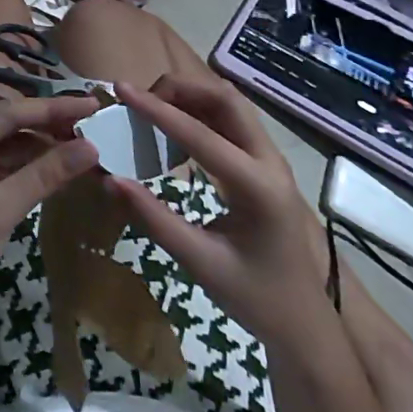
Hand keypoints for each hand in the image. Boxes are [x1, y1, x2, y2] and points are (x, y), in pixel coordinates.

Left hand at [0, 96, 100, 318]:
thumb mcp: (1, 210)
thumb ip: (46, 174)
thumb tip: (93, 147)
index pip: (10, 112)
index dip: (53, 107)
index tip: (93, 103)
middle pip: (15, 122)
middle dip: (54, 122)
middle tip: (98, 120)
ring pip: (18, 141)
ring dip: (51, 142)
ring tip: (92, 138)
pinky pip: (16, 162)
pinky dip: (42, 162)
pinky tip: (70, 162)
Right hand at [103, 78, 324, 345]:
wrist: (302, 322)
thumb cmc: (254, 297)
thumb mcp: (200, 263)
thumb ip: (154, 219)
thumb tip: (109, 179)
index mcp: (259, 188)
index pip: (202, 135)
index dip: (158, 110)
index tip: (123, 91)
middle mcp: (270, 161)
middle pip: (226, 99)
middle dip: (180, 89)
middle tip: (140, 100)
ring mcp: (270, 159)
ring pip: (230, 105)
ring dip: (190, 96)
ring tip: (151, 109)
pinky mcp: (263, 163)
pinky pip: (230, 122)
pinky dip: (199, 113)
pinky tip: (173, 132)